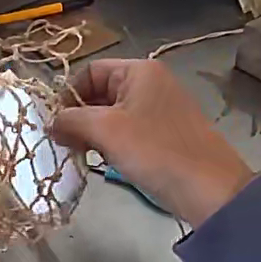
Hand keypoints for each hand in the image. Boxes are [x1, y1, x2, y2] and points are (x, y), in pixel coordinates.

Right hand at [52, 59, 253, 226]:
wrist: (209, 189)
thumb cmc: (156, 151)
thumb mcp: (106, 130)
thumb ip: (71, 120)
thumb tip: (51, 123)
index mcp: (140, 71)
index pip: (89, 72)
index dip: (68, 95)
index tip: (55, 124)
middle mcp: (151, 84)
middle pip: (99, 92)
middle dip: (78, 117)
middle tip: (64, 144)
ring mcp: (159, 110)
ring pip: (111, 115)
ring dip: (92, 133)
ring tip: (82, 154)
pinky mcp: (164, 135)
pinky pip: (127, 132)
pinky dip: (110, 144)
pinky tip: (103, 161)